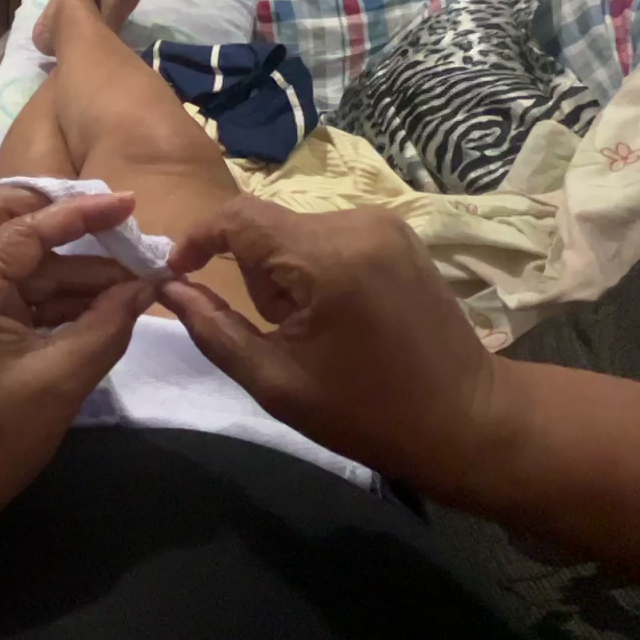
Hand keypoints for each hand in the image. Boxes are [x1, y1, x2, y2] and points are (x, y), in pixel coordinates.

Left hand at [0, 188, 155, 535]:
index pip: (27, 228)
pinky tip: (103, 296)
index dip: (84, 214)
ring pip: (21, 253)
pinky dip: (58, 289)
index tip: (130, 203)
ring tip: (130, 274)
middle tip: (122, 230)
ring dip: (73, 263)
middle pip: (12, 219)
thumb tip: (149, 285)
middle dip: (70, 223)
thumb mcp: (59, 381)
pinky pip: (18, 282)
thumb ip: (108, 325)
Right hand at [159, 198, 519, 498]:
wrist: (471, 422)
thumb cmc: (367, 411)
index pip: (237, 217)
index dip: (198, 238)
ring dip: (282, 271)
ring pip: (292, 229)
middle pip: (265, 227)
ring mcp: (381, 223)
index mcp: (325, 258)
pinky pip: (324, 234)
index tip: (178, 272)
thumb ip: (212, 327)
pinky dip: (311, 265)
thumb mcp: (274, 381)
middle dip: (253, 273)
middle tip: (278, 329)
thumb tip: (168, 287)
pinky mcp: (395, 231)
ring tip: (312, 326)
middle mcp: (354, 223)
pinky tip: (337, 309)